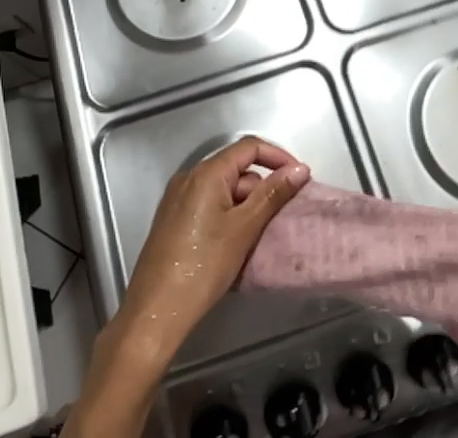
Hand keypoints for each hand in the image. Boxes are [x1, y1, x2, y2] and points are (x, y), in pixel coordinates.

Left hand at [69, 138, 309, 437]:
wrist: (157, 310)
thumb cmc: (204, 266)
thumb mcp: (244, 228)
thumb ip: (272, 195)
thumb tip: (300, 169)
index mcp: (206, 173)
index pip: (249, 147)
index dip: (278, 157)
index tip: (300, 179)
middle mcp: (189, 178)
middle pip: (236, 169)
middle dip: (263, 188)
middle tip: (283, 217)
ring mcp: (178, 199)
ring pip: (224, 191)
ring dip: (248, 206)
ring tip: (264, 235)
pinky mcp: (174, 221)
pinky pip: (210, 207)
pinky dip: (230, 217)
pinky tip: (240, 244)